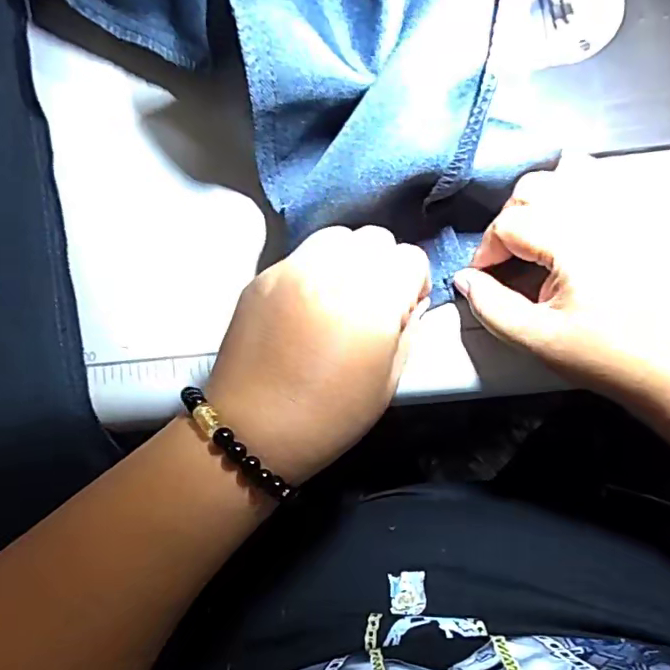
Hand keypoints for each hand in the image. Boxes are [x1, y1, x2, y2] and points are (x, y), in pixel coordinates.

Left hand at [204, 225, 430, 483]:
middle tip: (377, 304)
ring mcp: (292, 271)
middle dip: (385, 267)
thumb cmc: (328, 418)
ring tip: (344, 298)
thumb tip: (411, 305)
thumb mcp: (387, 382)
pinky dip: (318, 270)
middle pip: (376, 239)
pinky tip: (312, 307)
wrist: (252, 432)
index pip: (411, 258)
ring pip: (339, 237)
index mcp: (370, 303)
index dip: (416, 283)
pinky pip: (304, 255)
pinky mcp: (263, 277)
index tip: (406, 307)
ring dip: (351, 260)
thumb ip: (408, 332)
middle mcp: (331, 274)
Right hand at [454, 156, 669, 420]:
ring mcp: (631, 208)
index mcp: (571, 238)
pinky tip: (581, 231)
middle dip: (511, 221)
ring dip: (545, 200)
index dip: (485, 251)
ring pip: (570, 172)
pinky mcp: (651, 216)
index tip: (484, 277)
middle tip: (510, 261)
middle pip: (534, 187)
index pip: (507, 222)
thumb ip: (493, 308)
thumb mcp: (540, 341)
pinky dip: (583, 195)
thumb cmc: (616, 358)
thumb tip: (468, 283)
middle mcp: (602, 210)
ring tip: (542, 241)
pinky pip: (608, 180)